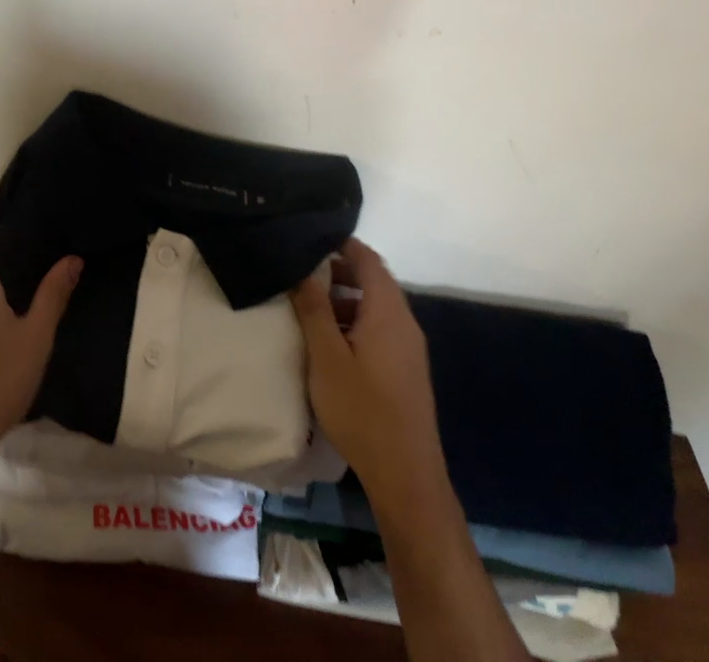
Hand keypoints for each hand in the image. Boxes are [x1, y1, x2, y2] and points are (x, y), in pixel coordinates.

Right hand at [288, 237, 440, 493]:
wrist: (404, 470)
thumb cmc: (361, 409)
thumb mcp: (326, 357)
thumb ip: (314, 311)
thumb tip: (302, 271)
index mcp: (388, 313)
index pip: (370, 262)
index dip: (344, 245)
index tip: (312, 238)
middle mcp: (405, 324)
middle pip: (375, 283)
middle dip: (339, 273)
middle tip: (300, 273)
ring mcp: (408, 349)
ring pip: (376, 309)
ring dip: (344, 301)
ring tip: (306, 306)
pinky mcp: (405, 370)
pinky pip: (380, 330)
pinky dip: (354, 323)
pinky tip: (328, 342)